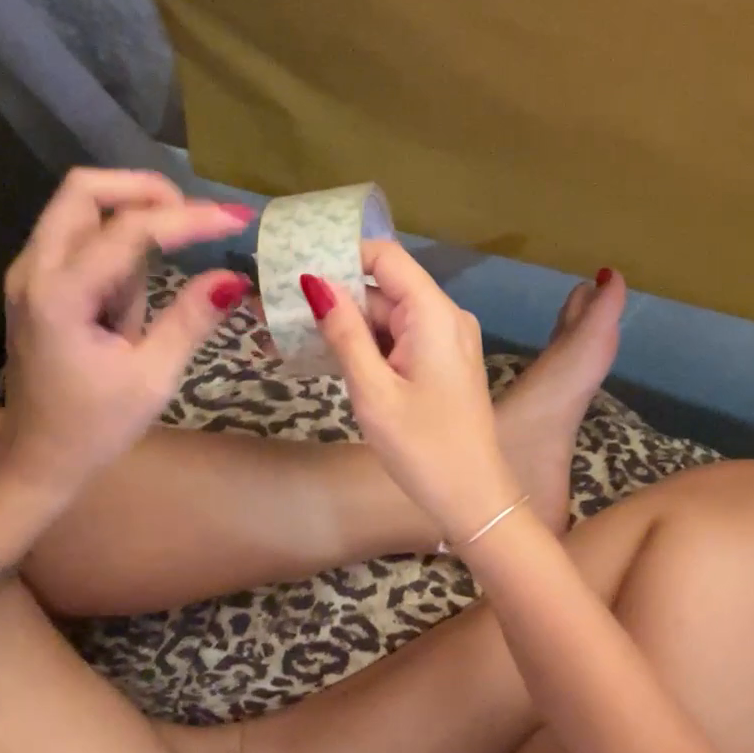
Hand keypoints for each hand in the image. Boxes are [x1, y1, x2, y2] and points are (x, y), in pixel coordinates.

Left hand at [0, 168, 252, 494]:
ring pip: (79, 206)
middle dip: (145, 191)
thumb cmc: (95, 428)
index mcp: (60, 296)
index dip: (188, 219)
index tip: (236, 220)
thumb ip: (190, 320)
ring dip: (131, 214)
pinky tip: (144, 279)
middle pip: (84, 189)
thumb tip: (234, 278)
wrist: (37, 459)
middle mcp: (34, 270)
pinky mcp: (39, 283)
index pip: (129, 230)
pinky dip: (116, 238)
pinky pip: (78, 236)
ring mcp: (30, 273)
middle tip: (194, 216)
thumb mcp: (152, 378)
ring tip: (176, 256)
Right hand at [302, 242, 520, 540]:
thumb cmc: (422, 447)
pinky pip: (399, 339)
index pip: (386, 257)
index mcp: (434, 314)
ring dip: (347, 324)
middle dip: (336, 295)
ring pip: (388, 315)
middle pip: (384, 287)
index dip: (342, 255)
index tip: (296, 269)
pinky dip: (367, 345)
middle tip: (280, 309)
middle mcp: (445, 316)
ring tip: (292, 334)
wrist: (473, 497)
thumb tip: (314, 282)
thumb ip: (345, 333)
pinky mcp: (441, 362)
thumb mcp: (373, 391)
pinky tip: (328, 356)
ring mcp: (446, 340)